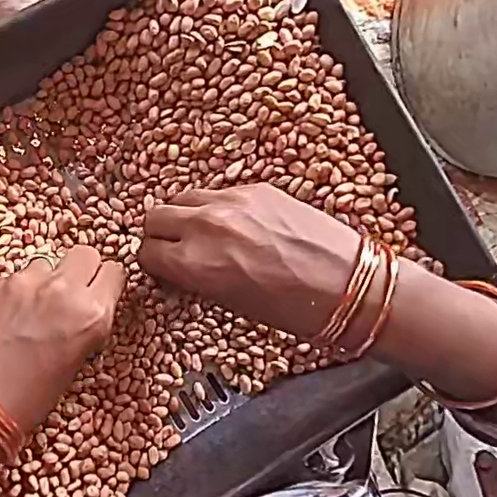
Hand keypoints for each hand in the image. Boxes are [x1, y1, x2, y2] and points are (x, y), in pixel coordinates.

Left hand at [0, 245, 125, 432]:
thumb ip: (85, 325)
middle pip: (84, 253)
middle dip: (80, 270)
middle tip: (68, 296)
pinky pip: (11, 277)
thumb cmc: (25, 402)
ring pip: (46, 263)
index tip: (99, 293)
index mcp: (91, 315)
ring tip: (29, 313)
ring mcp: (23, 282)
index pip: (114, 272)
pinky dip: (11, 293)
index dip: (105, 284)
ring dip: (43, 281)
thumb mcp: (75, 364)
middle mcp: (61, 290)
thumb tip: (84, 308)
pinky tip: (2, 321)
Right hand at [137, 184, 362, 339]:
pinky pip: (218, 192)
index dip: (153, 262)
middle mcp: (205, 226)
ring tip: (203, 234)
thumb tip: (179, 266)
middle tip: (175, 248)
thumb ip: (195, 277)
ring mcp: (231, 202)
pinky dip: (216, 208)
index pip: (147, 252)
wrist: (350, 285)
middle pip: (154, 216)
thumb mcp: (231, 304)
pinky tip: (236, 226)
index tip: (162, 267)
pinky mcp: (256, 188)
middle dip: (160, 235)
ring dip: (184, 216)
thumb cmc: (294, 309)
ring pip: (182, 198)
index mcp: (194, 263)